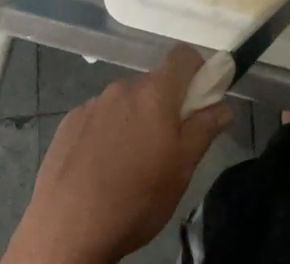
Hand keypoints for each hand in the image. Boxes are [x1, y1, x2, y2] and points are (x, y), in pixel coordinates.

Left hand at [4, 47, 236, 263]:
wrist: (65, 233)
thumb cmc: (135, 199)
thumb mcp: (182, 169)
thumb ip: (205, 129)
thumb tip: (224, 105)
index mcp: (155, 93)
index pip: (183, 55)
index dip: (196, 70)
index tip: (199, 99)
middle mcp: (122, 88)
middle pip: (153, 82)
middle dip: (164, 104)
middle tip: (166, 145)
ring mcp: (91, 105)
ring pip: (125, 102)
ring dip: (134, 119)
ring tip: (129, 163)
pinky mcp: (67, 124)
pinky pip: (98, 117)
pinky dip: (106, 132)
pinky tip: (100, 168)